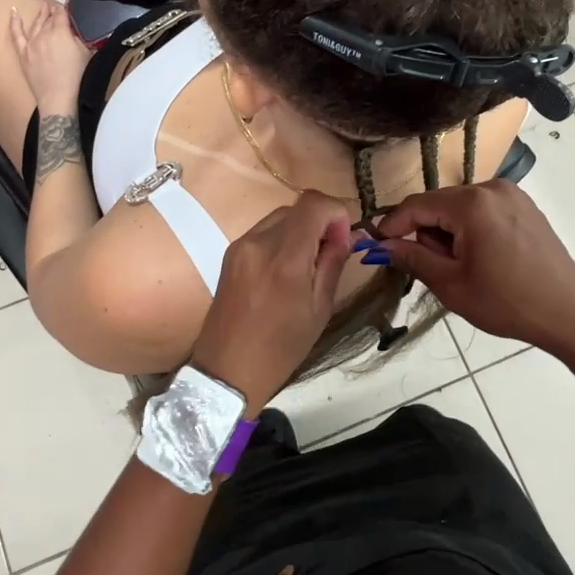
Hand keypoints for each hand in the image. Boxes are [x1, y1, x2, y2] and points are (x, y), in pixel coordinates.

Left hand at [10, 2, 91, 114]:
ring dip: (40, 14)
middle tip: (55, 7)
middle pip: (49, 18)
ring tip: (43, 7)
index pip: (62, 14)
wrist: (58, 97)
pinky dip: (15, 22)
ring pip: (36, 24)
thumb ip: (80, 38)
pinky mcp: (23, 53)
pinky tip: (14, 11)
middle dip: (52, 11)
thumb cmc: (77, 76)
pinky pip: (16, 34)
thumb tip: (75, 30)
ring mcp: (31, 43)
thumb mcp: (86, 53)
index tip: (68, 7)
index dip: (65, 9)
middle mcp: (44, 33)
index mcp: (61, 31)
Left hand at [190, 192, 351, 411]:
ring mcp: (240, 246)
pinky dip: (281, 240)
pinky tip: (285, 271)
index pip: (313, 203)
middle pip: (297, 208)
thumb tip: (348, 234)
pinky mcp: (230, 254)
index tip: (342, 240)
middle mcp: (258, 242)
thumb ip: (333, 263)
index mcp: (284, 258)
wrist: (227, 370)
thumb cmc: (280, 348)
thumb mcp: (319, 309)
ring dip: (300, 230)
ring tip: (307, 266)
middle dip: (320, 223)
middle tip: (329, 255)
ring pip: (279, 218)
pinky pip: (263, 232)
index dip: (335, 213)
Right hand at [371, 180, 574, 353]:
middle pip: (439, 203)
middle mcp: (492, 188)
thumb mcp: (452, 284)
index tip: (376, 246)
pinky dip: (470, 229)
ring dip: (448, 232)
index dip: (393, 225)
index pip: (416, 205)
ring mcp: (512, 195)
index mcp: (472, 204)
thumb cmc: (508, 303)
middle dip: (425, 232)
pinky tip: (480, 258)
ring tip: (460, 267)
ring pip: (460, 207)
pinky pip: (483, 210)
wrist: (571, 315)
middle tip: (428, 267)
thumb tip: (381, 245)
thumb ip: (413, 258)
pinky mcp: (525, 207)